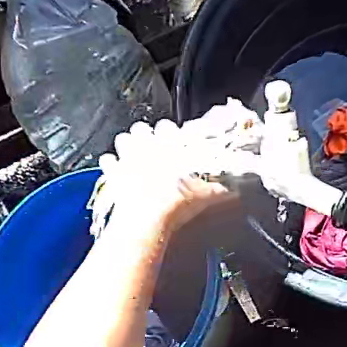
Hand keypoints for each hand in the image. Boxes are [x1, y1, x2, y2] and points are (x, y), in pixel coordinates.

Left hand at [94, 119, 237, 232]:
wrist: (149, 218)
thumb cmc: (178, 201)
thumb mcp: (208, 195)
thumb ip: (222, 189)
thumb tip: (238, 190)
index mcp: (170, 144)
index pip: (168, 128)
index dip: (170, 133)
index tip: (172, 138)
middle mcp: (147, 144)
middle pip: (142, 129)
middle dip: (145, 134)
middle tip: (151, 144)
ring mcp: (127, 157)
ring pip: (123, 139)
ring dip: (127, 144)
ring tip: (132, 151)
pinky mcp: (113, 173)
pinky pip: (108, 161)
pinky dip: (111, 164)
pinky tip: (114, 167)